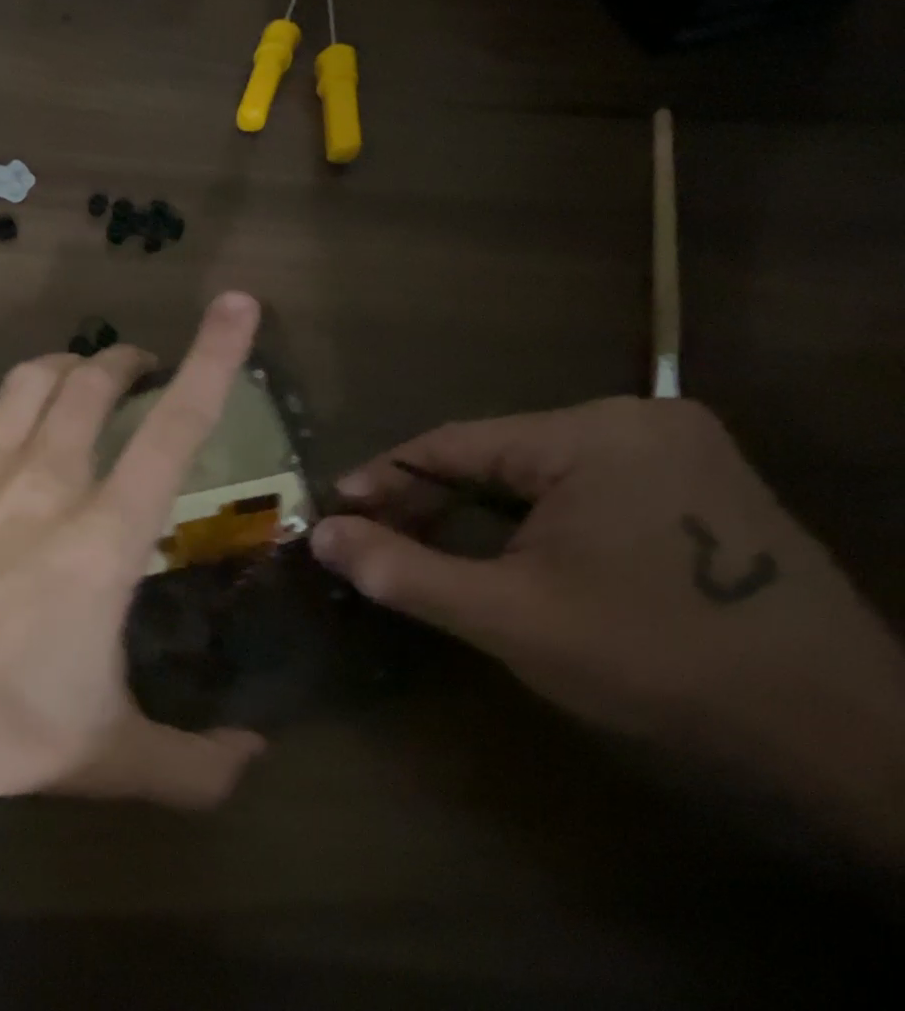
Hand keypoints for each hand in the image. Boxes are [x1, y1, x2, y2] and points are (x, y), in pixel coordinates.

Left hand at [0, 293, 268, 810]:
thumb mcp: (105, 756)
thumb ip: (193, 765)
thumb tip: (254, 762)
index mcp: (102, 537)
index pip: (175, 428)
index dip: (215, 360)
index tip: (237, 304)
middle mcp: (42, 483)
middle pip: (92, 382)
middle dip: (127, 361)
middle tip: (142, 371)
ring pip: (29, 380)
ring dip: (66, 367)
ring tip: (80, 381)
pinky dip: (9, 405)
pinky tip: (7, 429)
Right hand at [311, 397, 904, 854]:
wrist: (833, 729)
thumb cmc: (651, 659)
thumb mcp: (505, 616)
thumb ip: (400, 569)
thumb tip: (317, 535)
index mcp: (594, 435)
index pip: (451, 443)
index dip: (380, 480)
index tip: (330, 516)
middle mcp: (639, 422)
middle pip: (494, 455)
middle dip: (426, 500)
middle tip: (372, 545)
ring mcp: (679, 452)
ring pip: (536, 474)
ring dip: (472, 513)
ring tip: (421, 553)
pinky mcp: (701, 488)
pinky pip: (583, 490)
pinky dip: (528, 522)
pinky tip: (500, 556)